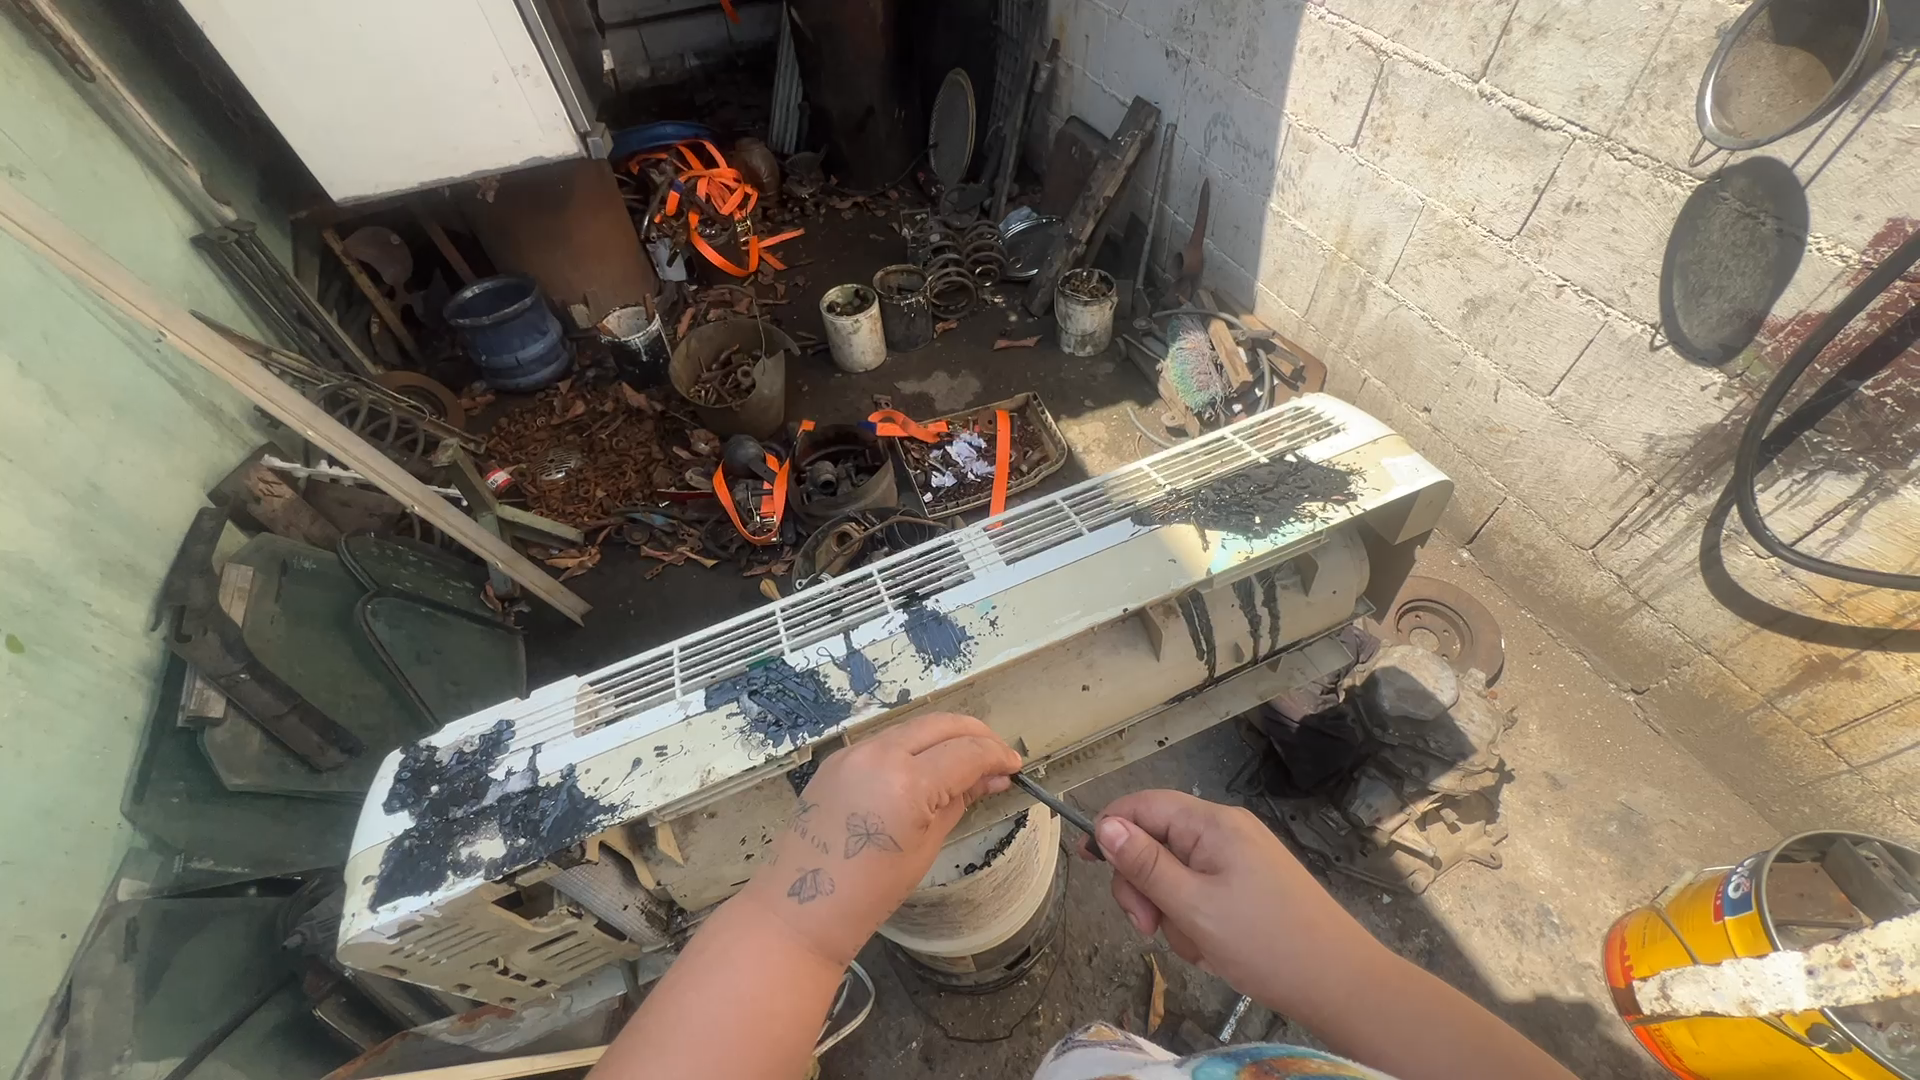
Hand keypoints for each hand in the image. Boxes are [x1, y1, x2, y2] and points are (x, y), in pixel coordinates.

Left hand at [738, 713, 1022, 966]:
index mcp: (907, 782)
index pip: (966, 752)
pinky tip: (928, 765)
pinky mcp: (840, 756)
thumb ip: (960, 799)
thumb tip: (993, 776)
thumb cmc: (872, 891)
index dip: (996, 755)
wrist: (801, 908)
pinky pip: (888, 739)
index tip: (1015, 765)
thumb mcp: (927, 846)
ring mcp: (855, 750)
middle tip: (997, 756)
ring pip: (915, 726)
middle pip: (942, 724)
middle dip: (976, 734)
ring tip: (968, 760)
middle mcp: (880, 753)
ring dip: (946, 736)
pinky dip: (915, 745)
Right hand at [1081, 790, 1381, 1011]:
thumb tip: (1103, 823)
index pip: (1141, 805)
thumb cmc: (1266, 944)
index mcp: (1211, 822)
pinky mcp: (1249, 880)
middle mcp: (1224, 828)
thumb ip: (1144, 865)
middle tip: (1148, 929)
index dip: (1109, 829)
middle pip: (1155, 838)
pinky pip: (1200, 885)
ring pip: (1175, 869)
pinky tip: (1212, 944)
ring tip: (1193, 943)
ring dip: (1170, 907)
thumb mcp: (1193, 907)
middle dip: (1144, 883)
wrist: (1345, 986)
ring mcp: (1239, 854)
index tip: (1087, 865)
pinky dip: (1194, 914)